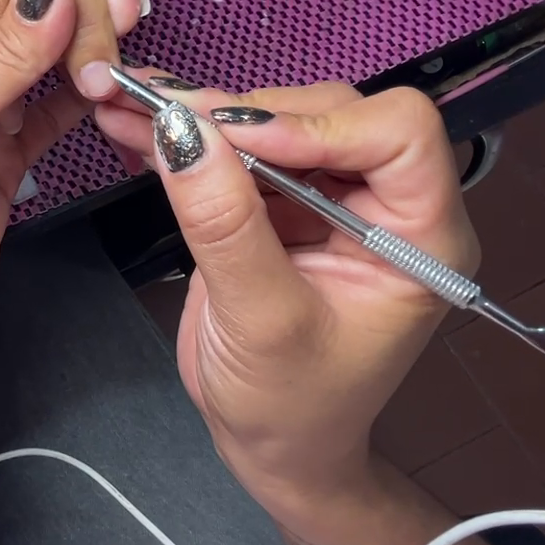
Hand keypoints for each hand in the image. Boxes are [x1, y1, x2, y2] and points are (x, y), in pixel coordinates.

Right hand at [94, 77, 478, 502]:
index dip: (317, 124)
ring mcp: (321, 199)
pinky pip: (229, 152)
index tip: (233, 138)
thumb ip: (225, 224)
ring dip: (196, 113)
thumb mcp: (260, 320)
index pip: (397, 135)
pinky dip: (182, 137)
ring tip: (126, 99)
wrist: (267, 444)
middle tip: (163, 114)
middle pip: (322, 115)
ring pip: (267, 123)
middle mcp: (377, 202)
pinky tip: (130, 124)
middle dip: (240, 112)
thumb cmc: (289, 403)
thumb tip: (180, 129)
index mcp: (418, 233)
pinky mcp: (271, 204)